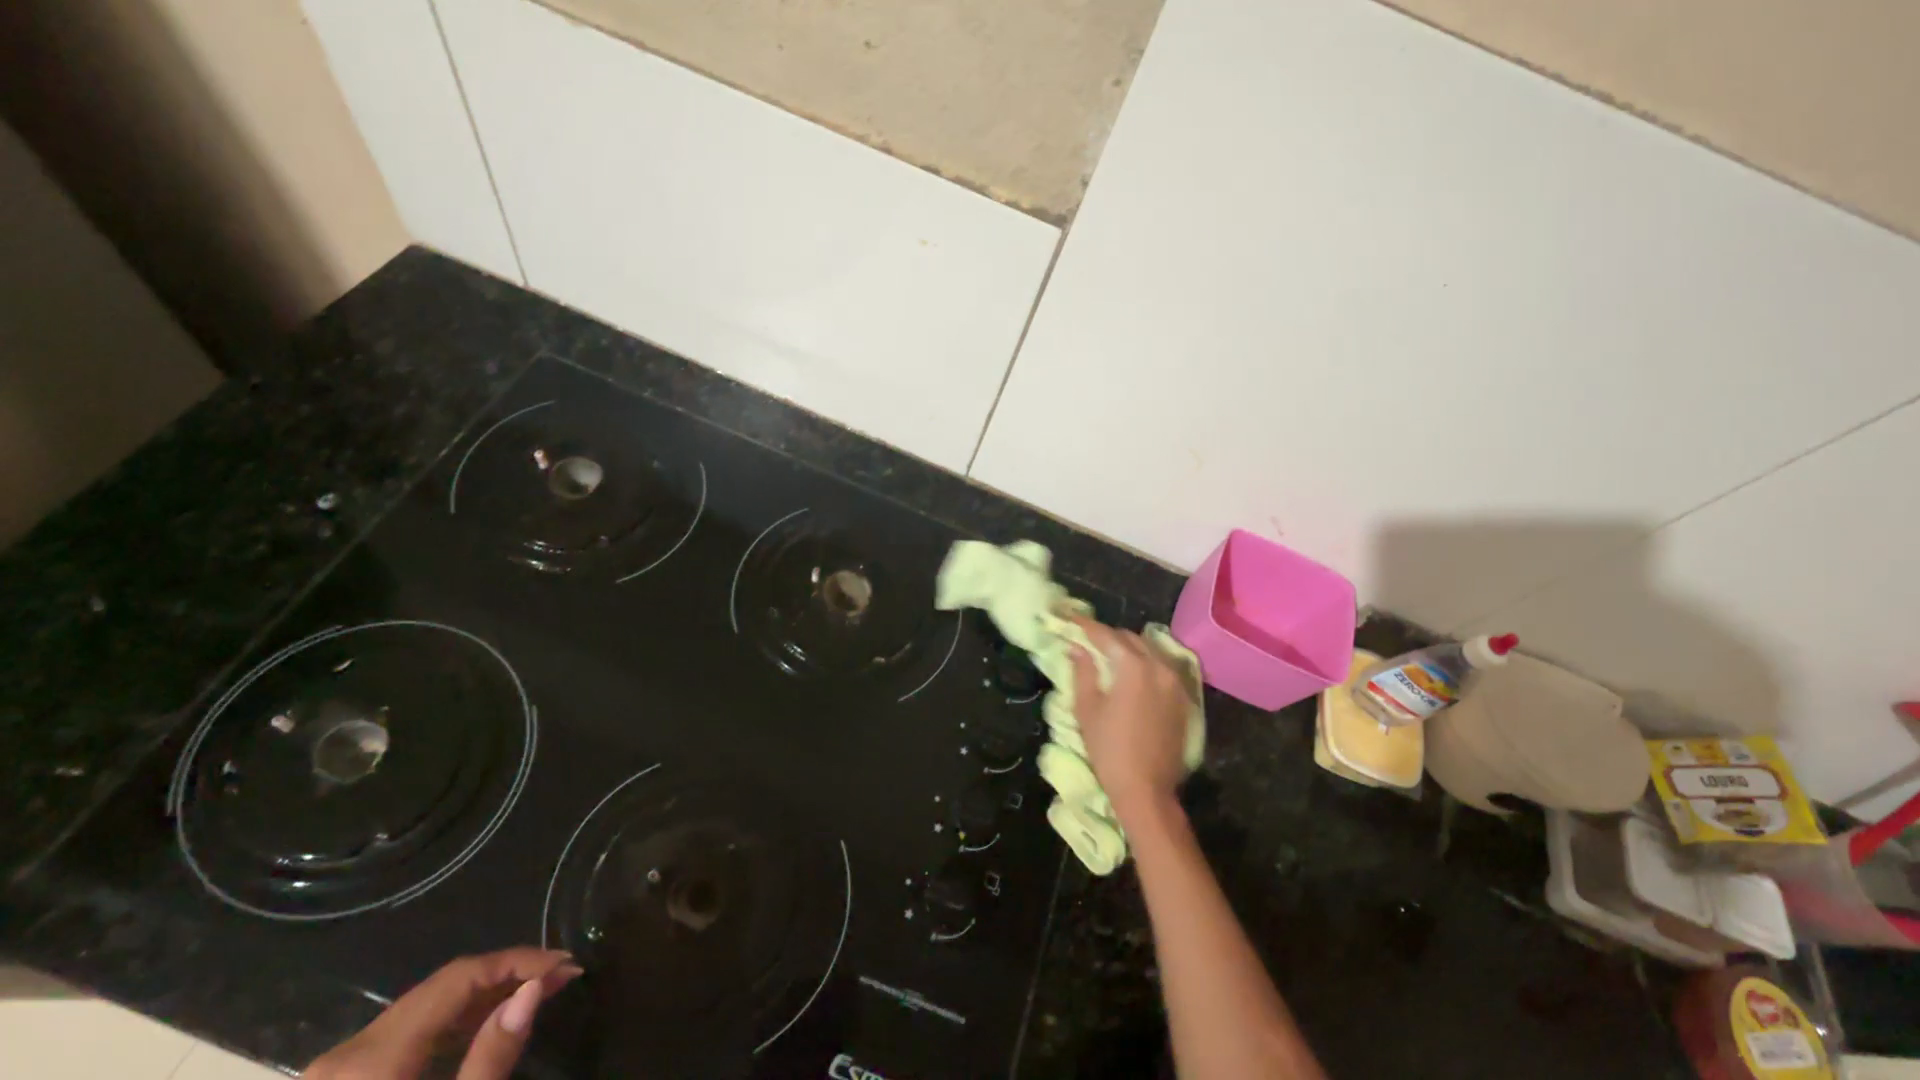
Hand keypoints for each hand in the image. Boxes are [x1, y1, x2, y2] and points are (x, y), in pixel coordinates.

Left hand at [306, 947, 580, 1079]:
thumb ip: (491, 1058)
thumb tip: (533, 989)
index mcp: (371, 1059)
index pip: (457, 979)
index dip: (516, 962)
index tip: (567, 965)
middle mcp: (348, 1050)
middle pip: (441, 987)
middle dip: (507, 974)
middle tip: (564, 975)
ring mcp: (340, 1068)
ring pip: (426, 1006)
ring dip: (485, 994)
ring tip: (540, 991)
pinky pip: (409, 1032)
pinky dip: (456, 1020)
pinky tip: (492, 1021)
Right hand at [1069, 618, 1191, 821]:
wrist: (1146, 789)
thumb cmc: (1109, 750)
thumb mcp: (1088, 710)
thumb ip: (1083, 673)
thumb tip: (1076, 648)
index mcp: (1133, 667)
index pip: (1106, 635)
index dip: (1085, 626)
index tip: (1069, 620)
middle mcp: (1159, 666)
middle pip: (1131, 639)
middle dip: (1108, 637)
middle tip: (1087, 642)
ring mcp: (1176, 682)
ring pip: (1150, 651)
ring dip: (1129, 649)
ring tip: (1109, 657)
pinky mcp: (1184, 698)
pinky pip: (1163, 668)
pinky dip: (1146, 664)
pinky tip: (1134, 675)